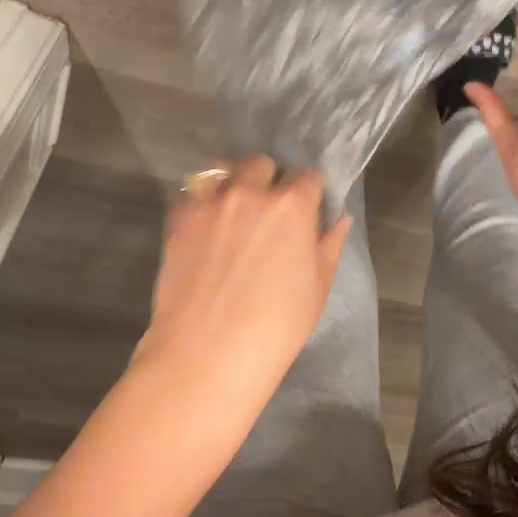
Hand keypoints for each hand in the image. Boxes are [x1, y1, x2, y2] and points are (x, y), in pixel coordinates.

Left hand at [140, 156, 351, 381]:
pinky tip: (207, 227)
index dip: (309, 192)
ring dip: (233, 183)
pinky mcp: (178, 220)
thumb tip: (339, 220)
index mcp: (292, 206)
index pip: (307, 175)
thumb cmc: (277, 326)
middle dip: (268, 180)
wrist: (209, 353)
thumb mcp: (319, 287)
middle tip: (268, 211)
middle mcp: (250, 193)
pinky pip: (192, 194)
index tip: (306, 211)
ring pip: (223, 170)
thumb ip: (329, 245)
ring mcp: (210, 204)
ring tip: (233, 212)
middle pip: (261, 163)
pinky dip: (201, 202)